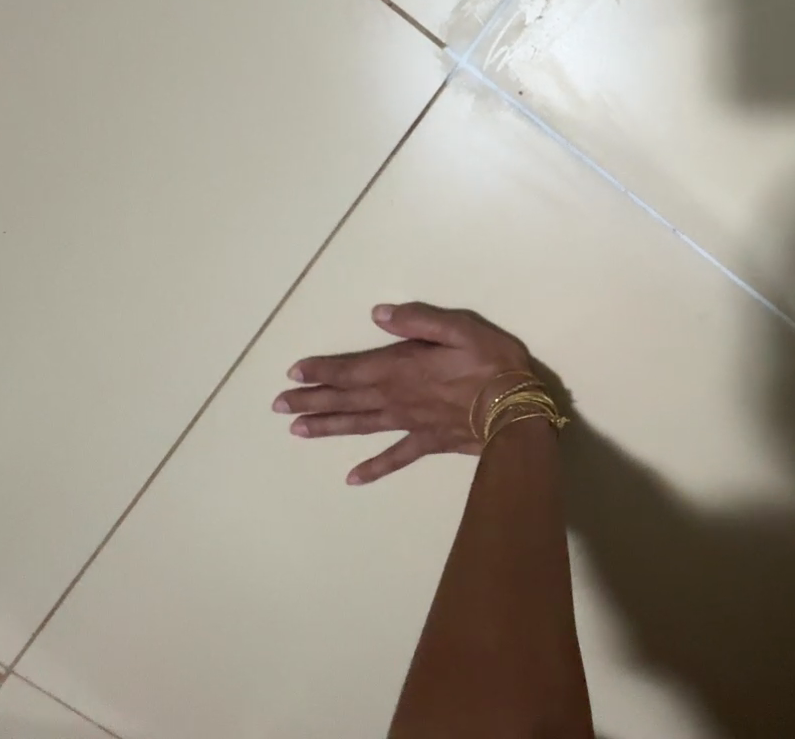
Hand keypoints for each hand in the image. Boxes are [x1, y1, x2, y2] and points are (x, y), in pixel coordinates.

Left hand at [275, 303, 537, 484]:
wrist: (516, 409)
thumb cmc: (491, 362)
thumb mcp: (459, 328)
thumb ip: (418, 319)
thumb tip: (378, 315)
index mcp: (402, 367)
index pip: (352, 368)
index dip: (321, 370)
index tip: (292, 373)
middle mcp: (397, 397)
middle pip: (348, 398)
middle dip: (312, 400)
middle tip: (278, 406)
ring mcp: (410, 423)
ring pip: (361, 425)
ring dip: (328, 426)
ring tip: (296, 430)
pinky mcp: (427, 443)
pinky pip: (395, 458)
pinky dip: (373, 469)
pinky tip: (352, 479)